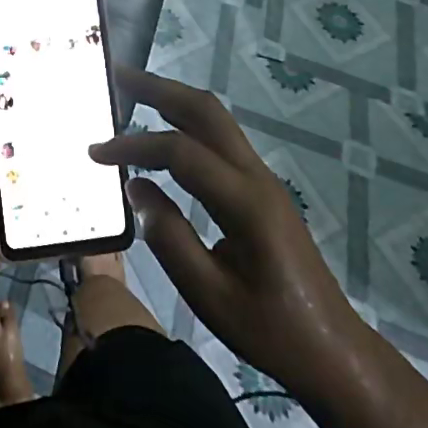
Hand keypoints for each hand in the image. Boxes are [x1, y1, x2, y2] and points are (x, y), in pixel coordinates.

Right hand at [91, 67, 369, 393]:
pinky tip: (161, 129)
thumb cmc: (270, 329)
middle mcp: (256, 179)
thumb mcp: (209, 294)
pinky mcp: (259, 190)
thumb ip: (168, 237)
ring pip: (216, 120)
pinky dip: (185, 121)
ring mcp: (262, 180)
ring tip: (131, 89)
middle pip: (207, 113)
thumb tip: (137, 188)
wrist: (332, 352)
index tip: (95, 153)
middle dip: (159, 89)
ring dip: (172, 98)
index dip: (133, 146)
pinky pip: (219, 139)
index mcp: (246, 204)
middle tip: (116, 75)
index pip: (180, 152)